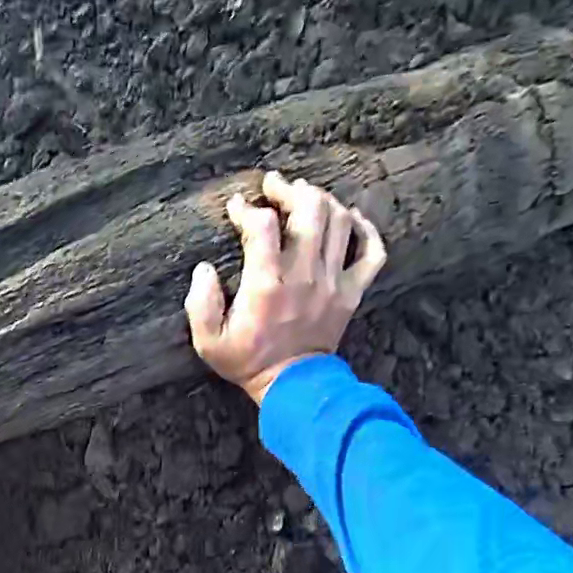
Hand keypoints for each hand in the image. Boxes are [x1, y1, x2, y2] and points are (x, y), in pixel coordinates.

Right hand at [185, 171, 387, 403]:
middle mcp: (304, 275)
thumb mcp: (207, 341)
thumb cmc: (246, 361)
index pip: (263, 225)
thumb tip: (204, 269)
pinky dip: (365, 229)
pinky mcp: (353, 292)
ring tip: (303, 194)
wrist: (293, 388)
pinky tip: (350, 217)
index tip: (235, 206)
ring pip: (339, 222)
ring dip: (321, 199)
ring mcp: (334, 282)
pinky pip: (372, 252)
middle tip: (274, 184)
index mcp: (267, 284)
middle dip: (290, 189)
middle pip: (309, 210)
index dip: (246, 208)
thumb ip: (200, 303)